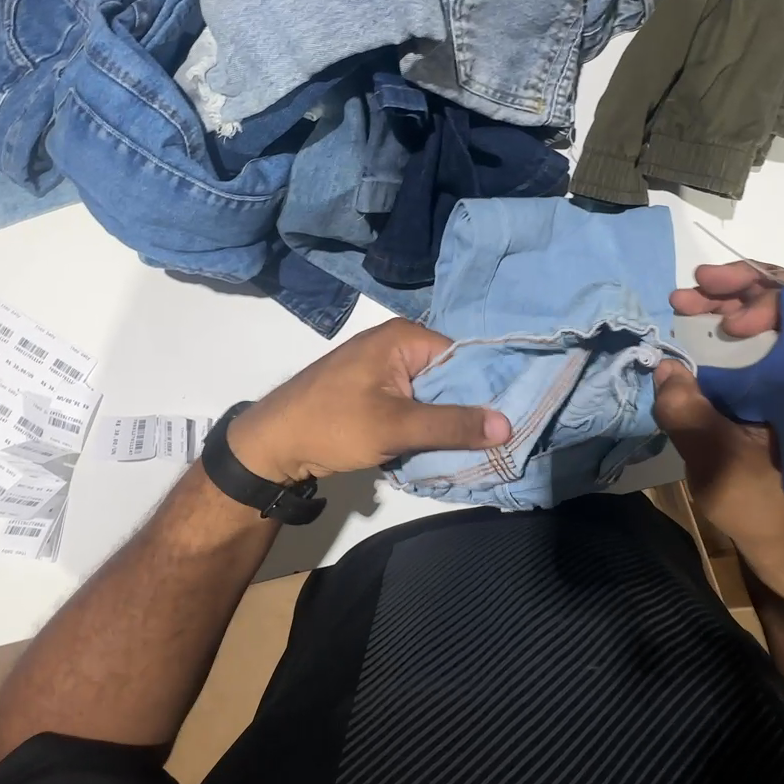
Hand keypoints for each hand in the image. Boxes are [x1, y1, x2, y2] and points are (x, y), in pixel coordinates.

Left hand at [227, 318, 511, 482]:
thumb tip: (508, 424)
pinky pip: (414, 402)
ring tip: (473, 446)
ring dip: (446, 419)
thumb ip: (452, 425)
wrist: (272, 444)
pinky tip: (440, 445)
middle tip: (496, 439)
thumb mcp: (397, 427)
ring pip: (432, 392)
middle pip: (449, 374)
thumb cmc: (333, 425)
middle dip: (467, 406)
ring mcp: (383, 366)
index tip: (511, 418)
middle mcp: (397, 343)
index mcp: (405, 337)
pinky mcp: (374, 389)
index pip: (464, 357)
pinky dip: (425, 422)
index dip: (488, 387)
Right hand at [658, 262, 783, 587]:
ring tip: (684, 297)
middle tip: (695, 283)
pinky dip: (722, 320)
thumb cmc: (760, 506)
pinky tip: (693, 321)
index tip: (729, 325)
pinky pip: (754, 335)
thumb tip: (664, 366)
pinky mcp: (772, 381)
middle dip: (740, 284)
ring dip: (726, 298)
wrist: (780, 540)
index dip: (770, 300)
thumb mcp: (718, 465)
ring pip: (769, 311)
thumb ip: (690, 415)